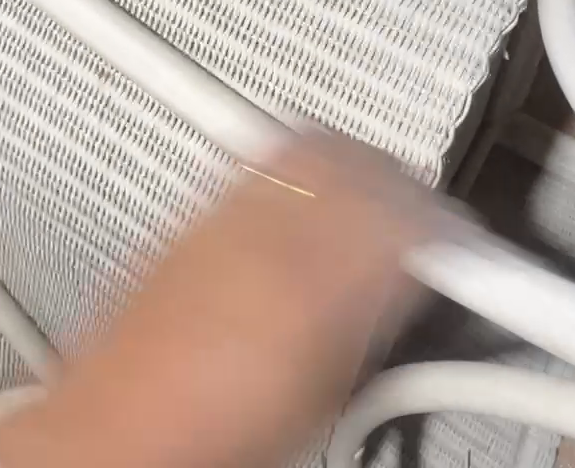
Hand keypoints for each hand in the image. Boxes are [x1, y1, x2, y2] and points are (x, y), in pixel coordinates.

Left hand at [0, 133, 432, 467]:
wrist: (114, 428)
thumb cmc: (209, 430)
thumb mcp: (325, 393)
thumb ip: (375, 320)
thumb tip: (409, 279)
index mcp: (309, 287)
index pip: (403, 219)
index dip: (447, 227)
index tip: (460, 241)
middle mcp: (265, 232)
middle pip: (356, 162)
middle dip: (400, 179)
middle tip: (419, 212)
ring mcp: (224, 211)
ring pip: (311, 144)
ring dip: (351, 161)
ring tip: (369, 190)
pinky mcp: (193, 208)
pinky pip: (264, 158)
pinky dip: (301, 163)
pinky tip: (308, 190)